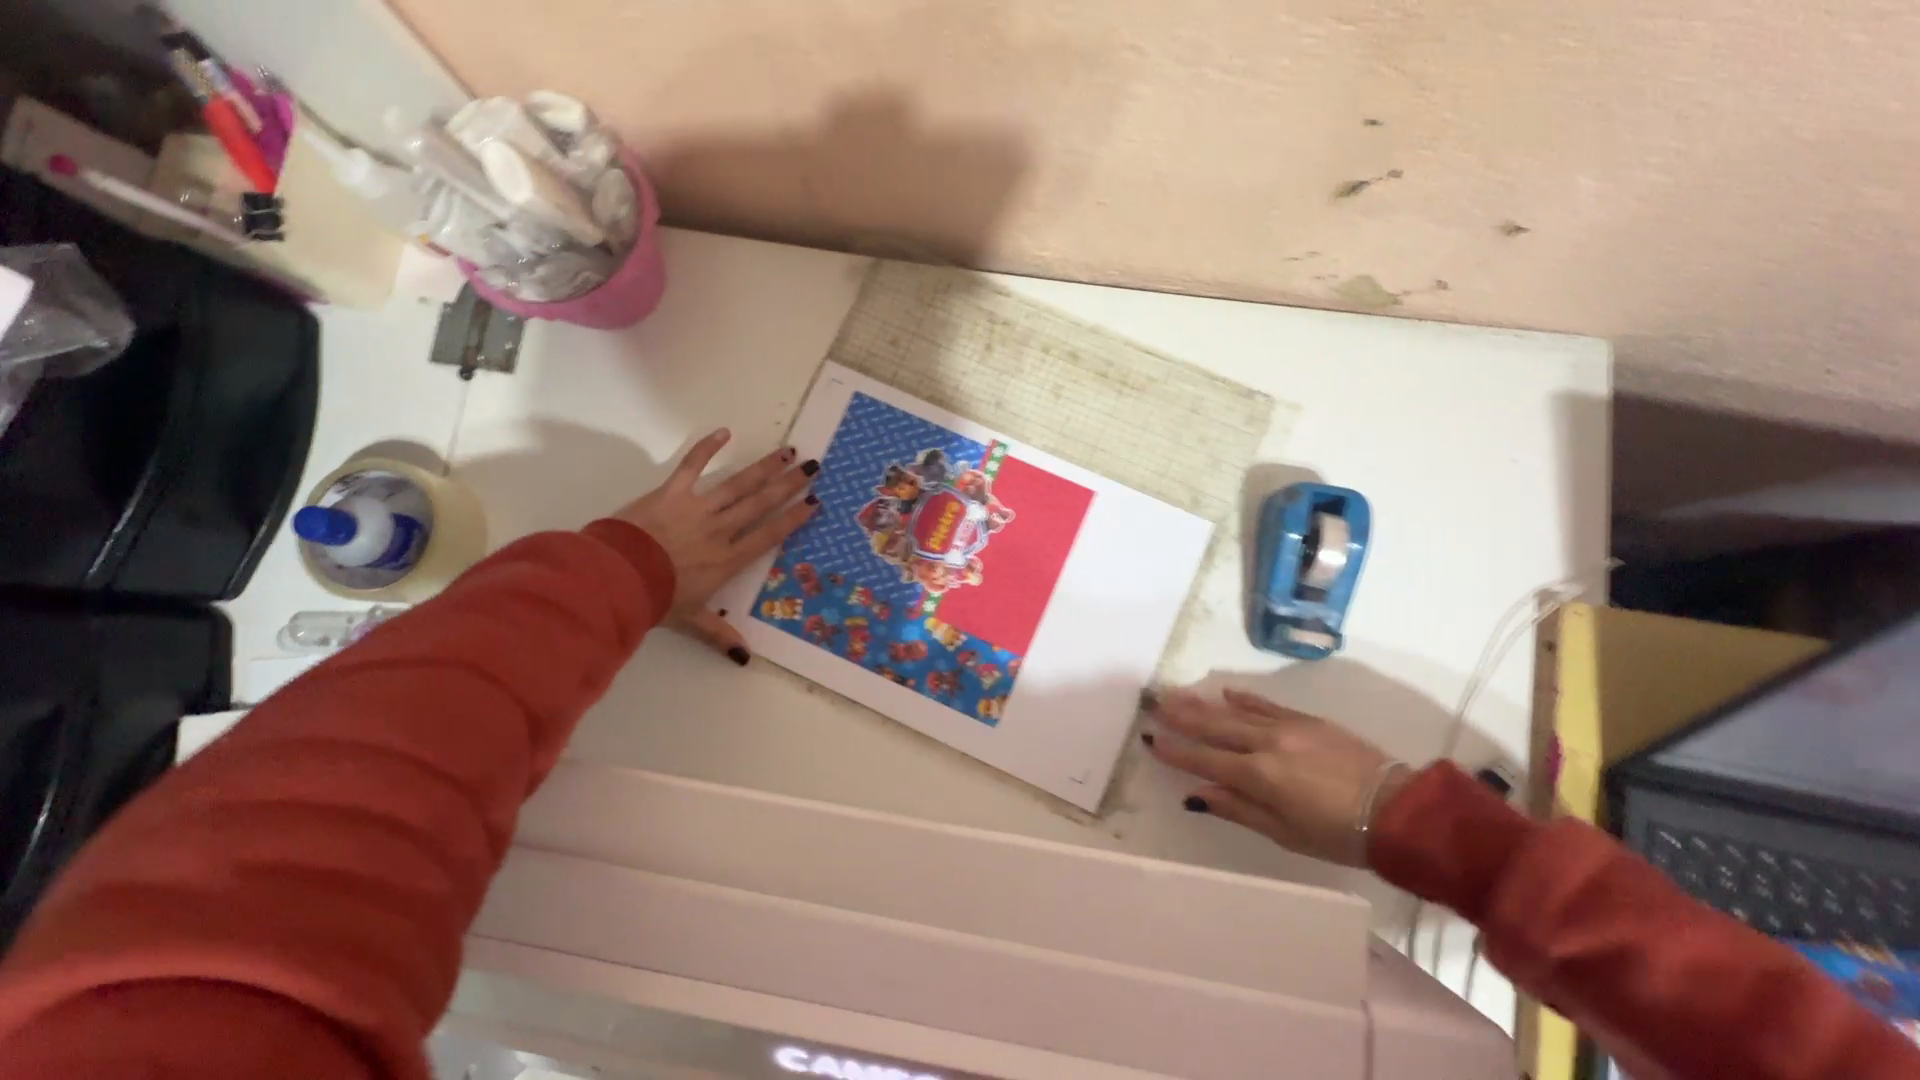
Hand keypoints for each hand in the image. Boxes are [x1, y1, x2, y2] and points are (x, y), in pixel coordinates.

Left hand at [611, 428, 817, 662]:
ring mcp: (698, 508)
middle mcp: (720, 529)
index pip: (768, 534)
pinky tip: (724, 432)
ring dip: (764, 467)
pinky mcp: (671, 492)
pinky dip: (707, 448)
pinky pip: (692, 466)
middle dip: (789, 485)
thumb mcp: (691, 621)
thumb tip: (746, 660)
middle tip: (813, 468)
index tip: (814, 503)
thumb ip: (720, 636)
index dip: (793, 518)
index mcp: (728, 559)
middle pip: (761, 504)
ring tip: (788, 452)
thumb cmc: (656, 599)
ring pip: (738, 484)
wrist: (618, 575)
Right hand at [1142, 687, 1411, 866]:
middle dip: (1182, 715)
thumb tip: (1196, 795)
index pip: (1205, 760)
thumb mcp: (1284, 833)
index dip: (1176, 751)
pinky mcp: (1310, 721)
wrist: (1398, 810)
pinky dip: (1245, 699)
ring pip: (1237, 712)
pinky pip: (1268, 706)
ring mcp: (1289, 727)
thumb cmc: (1338, 835)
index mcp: (1258, 776)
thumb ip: (1237, 808)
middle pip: (1215, 726)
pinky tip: (1227, 693)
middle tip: (1155, 701)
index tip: (1151, 739)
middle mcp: (1267, 744)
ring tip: (1178, 693)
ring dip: (1205, 703)